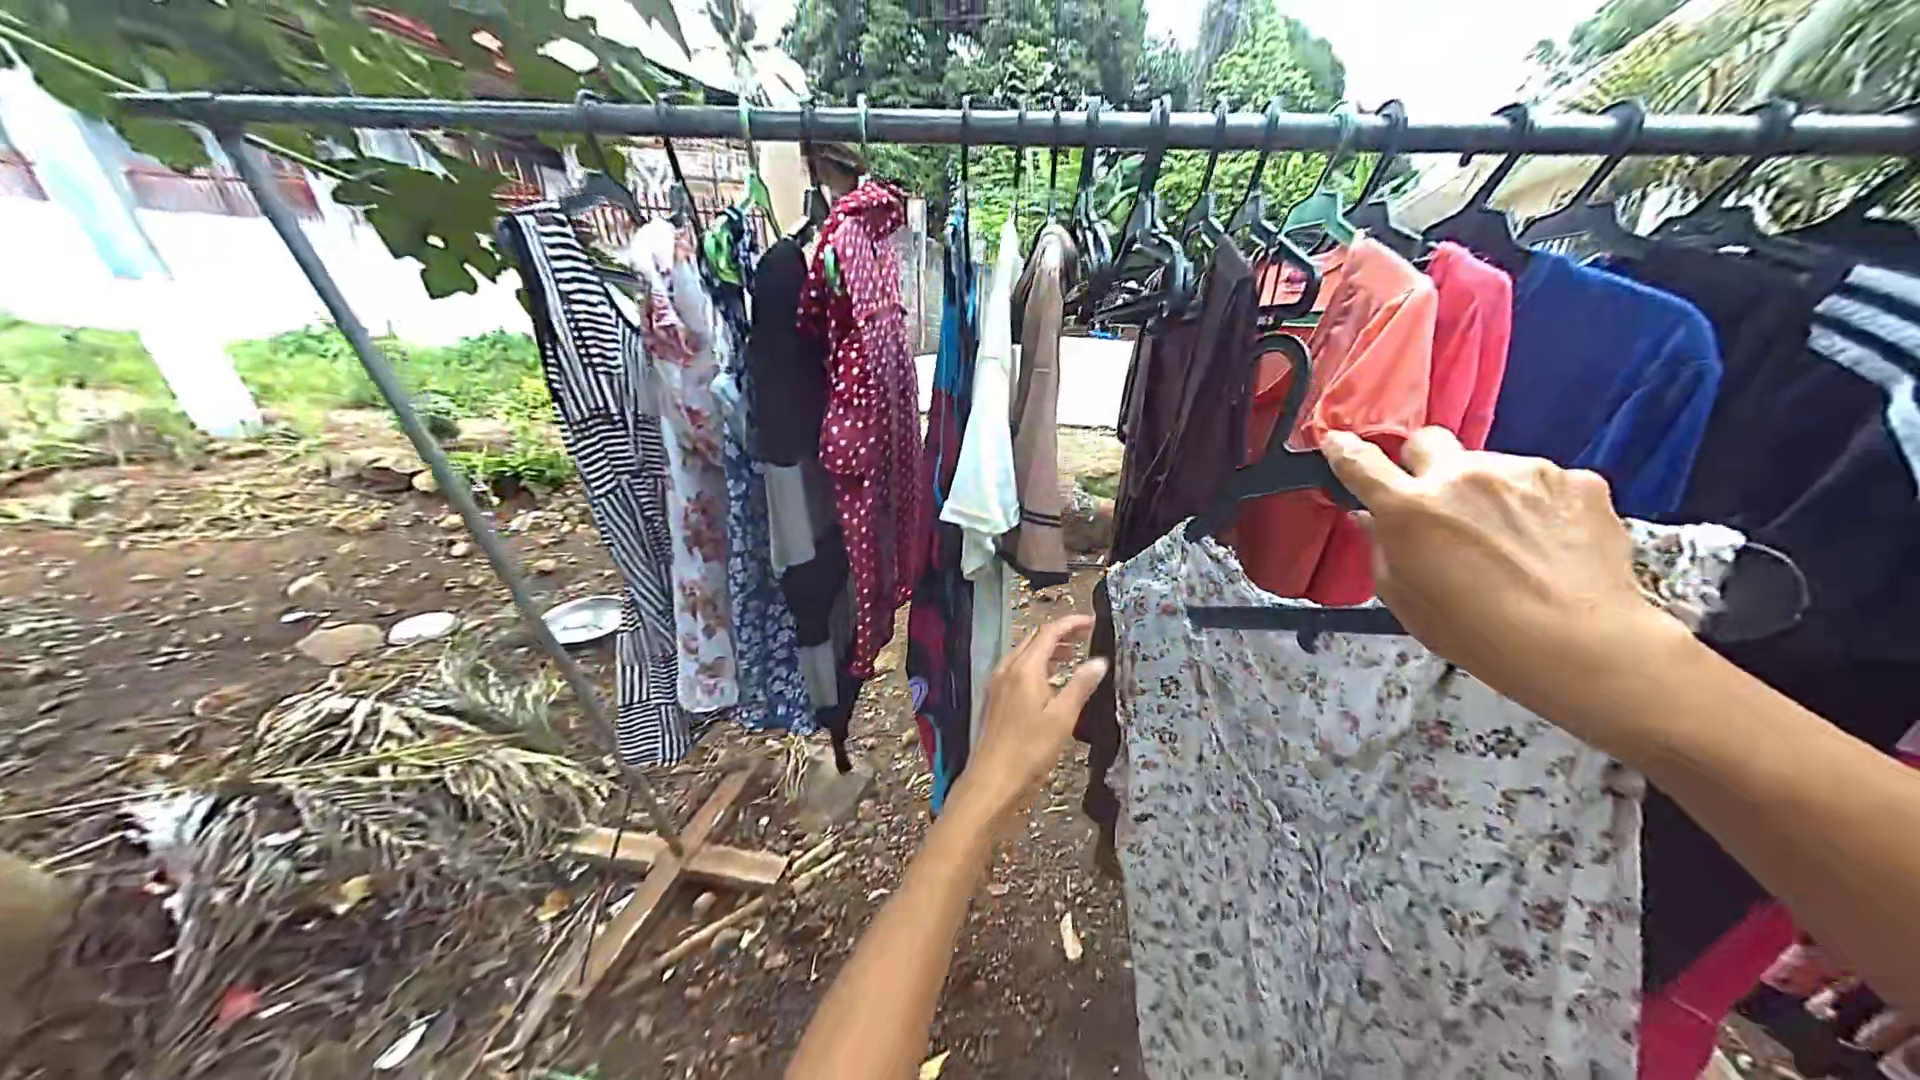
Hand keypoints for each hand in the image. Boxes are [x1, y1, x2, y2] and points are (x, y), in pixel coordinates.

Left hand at [947, 616, 1107, 823]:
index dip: (1071, 623)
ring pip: (1024, 653)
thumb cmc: (1030, 749)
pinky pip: (1017, 669)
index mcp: (1024, 669)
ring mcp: (998, 683)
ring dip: (1048, 650)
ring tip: (1072, 656)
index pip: (1049, 633)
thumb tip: (1099, 661)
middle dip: (1060, 634)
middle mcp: (1007, 669)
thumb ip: (1080, 685)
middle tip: (1085, 636)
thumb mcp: (1063, 717)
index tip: (1092, 622)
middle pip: (1034, 639)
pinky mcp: (995, 697)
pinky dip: (1036, 665)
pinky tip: (1049, 681)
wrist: (993, 778)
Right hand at [1323, 427, 1693, 734]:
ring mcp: (1522, 473)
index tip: (1338, 442)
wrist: (1578, 644)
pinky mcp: (1576, 480)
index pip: (1360, 463)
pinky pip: (1539, 480)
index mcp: (1408, 508)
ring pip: (1485, 464)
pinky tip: (1542, 540)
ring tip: (1501, 536)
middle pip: (1425, 441)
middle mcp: (1461, 477)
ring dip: (1481, 488)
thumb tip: (1372, 519)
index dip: (1343, 450)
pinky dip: (1532, 502)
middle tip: (1432, 499)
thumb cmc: (1475, 630)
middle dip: (1420, 463)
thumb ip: (1380, 547)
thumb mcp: (1401, 595)